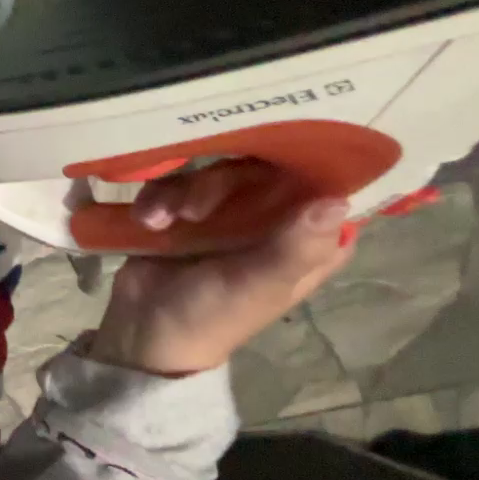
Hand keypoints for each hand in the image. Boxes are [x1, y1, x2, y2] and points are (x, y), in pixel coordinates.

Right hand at [89, 160, 355, 375]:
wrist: (144, 332)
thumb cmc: (212, 315)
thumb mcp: (259, 285)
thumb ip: (296, 247)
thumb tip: (334, 201)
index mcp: (308, 239)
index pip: (324, 184)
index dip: (307, 163)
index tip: (276, 147)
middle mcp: (272, 220)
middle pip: (258, 170)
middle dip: (218, 184)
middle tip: (192, 211)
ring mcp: (224, 215)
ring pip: (210, 172)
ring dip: (179, 193)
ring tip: (159, 220)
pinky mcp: (180, 214)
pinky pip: (172, 184)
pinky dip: (155, 198)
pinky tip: (146, 221)